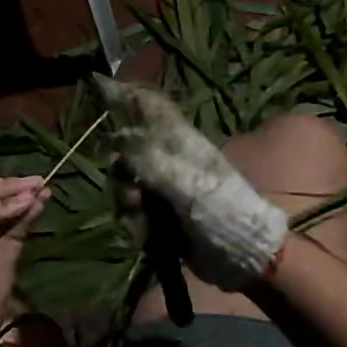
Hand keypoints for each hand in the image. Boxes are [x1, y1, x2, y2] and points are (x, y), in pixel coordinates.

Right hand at [96, 78, 286, 290]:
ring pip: (125, 184)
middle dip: (120, 169)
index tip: (105, 90)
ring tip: (138, 215)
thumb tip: (118, 140)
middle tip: (130, 190)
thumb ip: (151, 160)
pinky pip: (130, 213)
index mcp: (180, 143)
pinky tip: (143, 233)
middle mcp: (169, 161)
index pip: (152, 109)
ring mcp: (163, 189)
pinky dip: (132, 223)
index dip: (130, 97)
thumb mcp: (188, 182)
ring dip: (125, 200)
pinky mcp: (159, 215)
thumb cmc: (222, 211)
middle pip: (127, 151)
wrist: (241, 256)